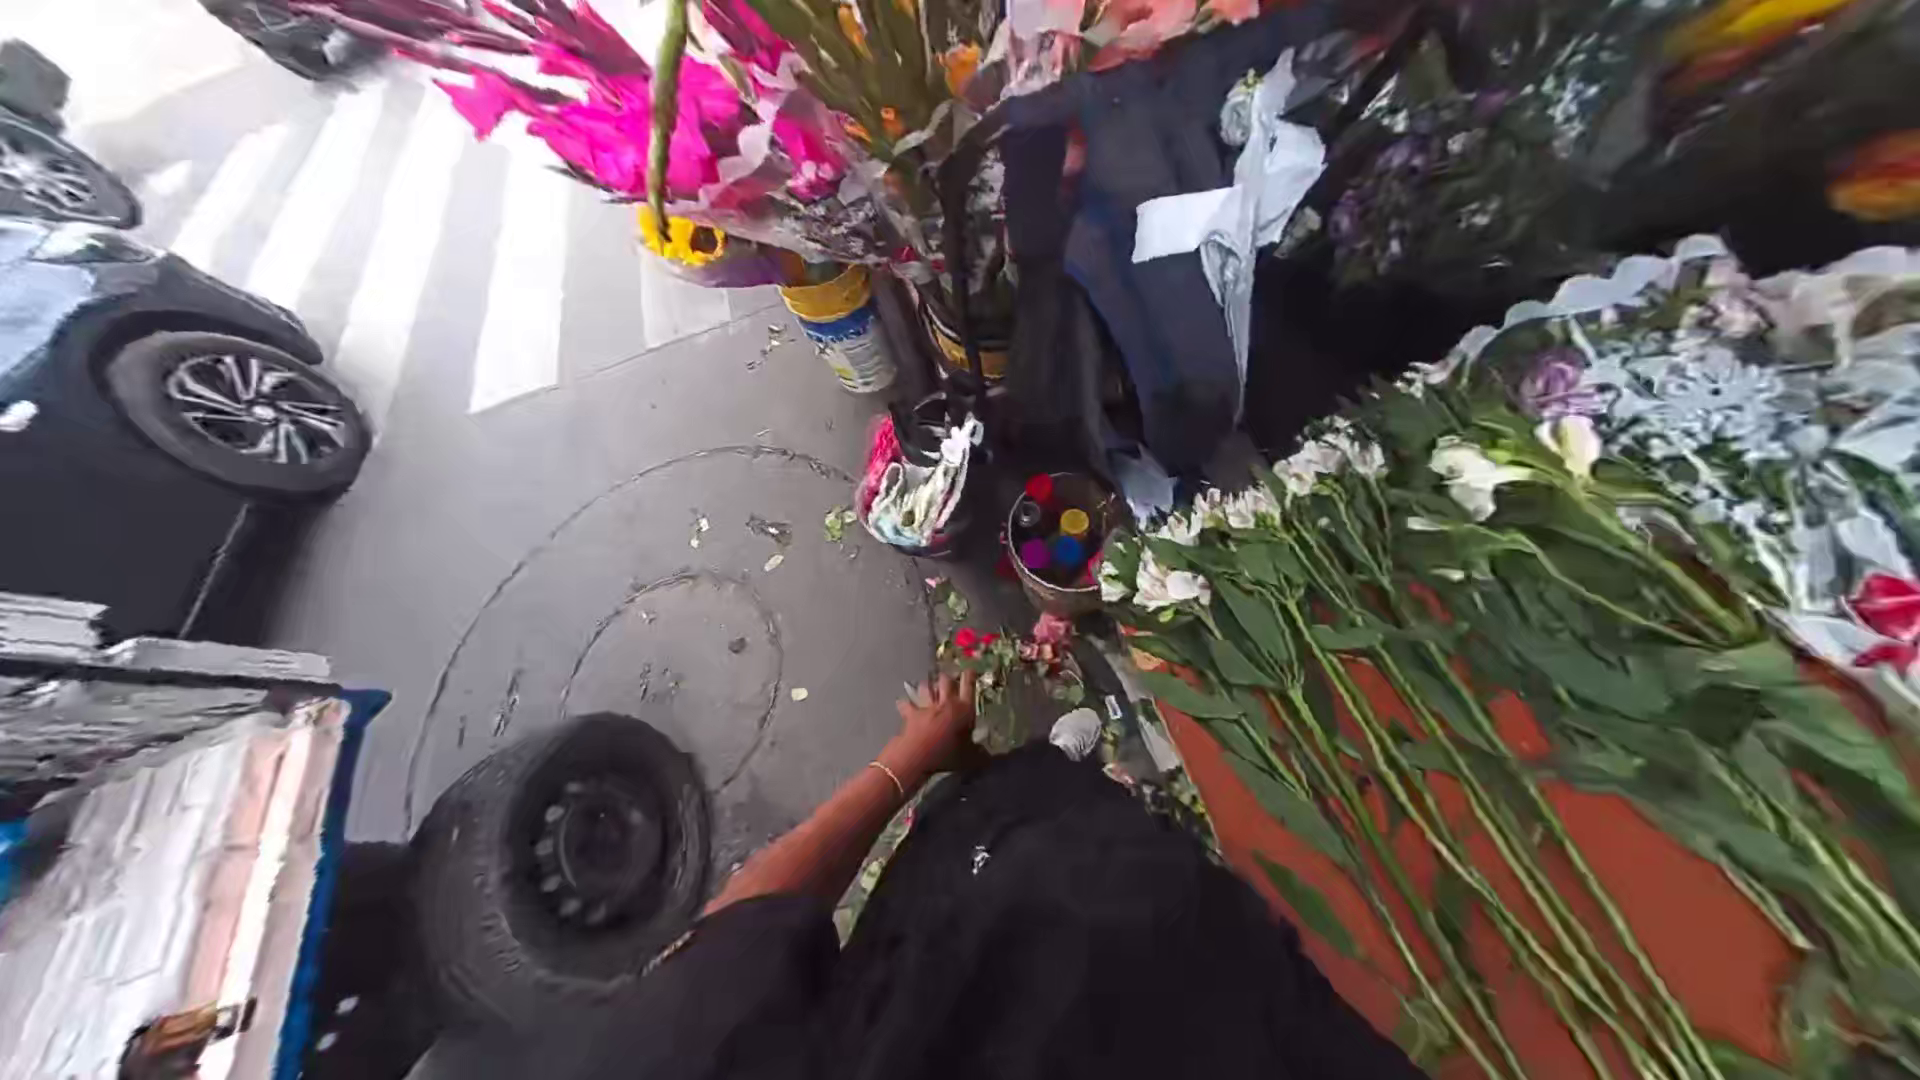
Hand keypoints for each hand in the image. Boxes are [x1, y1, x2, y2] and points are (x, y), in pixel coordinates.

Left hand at [881, 671, 977, 785]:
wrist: (919, 755)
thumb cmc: (948, 754)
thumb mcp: (968, 755)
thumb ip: (977, 751)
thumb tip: (985, 754)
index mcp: (963, 709)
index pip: (969, 687)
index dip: (970, 676)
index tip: (970, 670)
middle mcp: (946, 703)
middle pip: (946, 681)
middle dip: (947, 678)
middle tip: (948, 678)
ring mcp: (927, 706)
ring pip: (926, 687)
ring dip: (927, 686)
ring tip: (928, 685)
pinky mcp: (911, 713)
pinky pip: (907, 704)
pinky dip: (905, 703)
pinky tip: (902, 702)